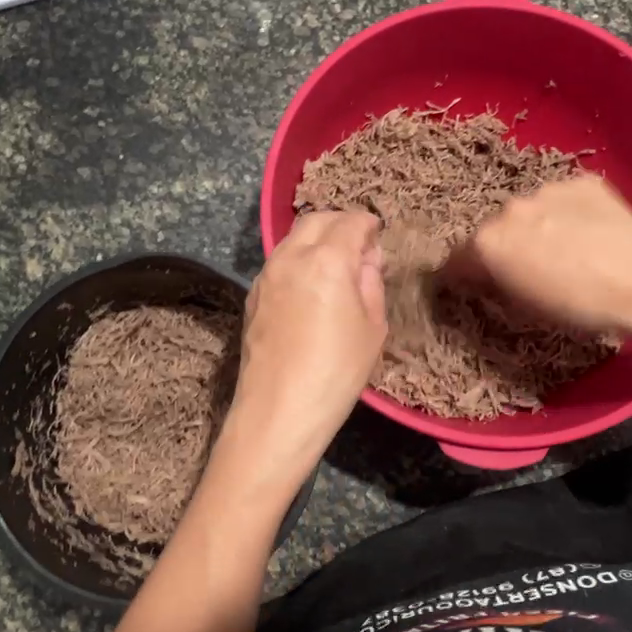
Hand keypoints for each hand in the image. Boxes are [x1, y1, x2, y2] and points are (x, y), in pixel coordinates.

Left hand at [214, 212, 386, 491]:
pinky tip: (311, 285)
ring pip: (293, 239)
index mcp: (327, 260)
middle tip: (359, 244)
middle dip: (340, 224)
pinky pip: (280, 262)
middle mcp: (291, 257)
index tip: (378, 233)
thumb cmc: (336, 372)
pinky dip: (299, 259)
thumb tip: (366, 260)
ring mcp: (266, 275)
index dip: (368, 225)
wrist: (278, 410)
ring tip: (336, 265)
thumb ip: (371, 283)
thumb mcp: (373, 328)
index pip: (350, 223)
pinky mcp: (253, 295)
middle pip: (316, 221)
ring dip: (317, 240)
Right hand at [460, 174, 631, 345]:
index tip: (475, 285)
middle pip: (495, 230)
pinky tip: (592, 235)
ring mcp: (546, 191)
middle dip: (505, 247)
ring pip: (530, 212)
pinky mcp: (580, 182)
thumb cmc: (580, 306)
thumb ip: (496, 286)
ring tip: (568, 251)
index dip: (466, 274)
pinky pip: (564, 199)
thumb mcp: (526, 309)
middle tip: (529, 270)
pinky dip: (570, 214)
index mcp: (488, 243)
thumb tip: (488, 279)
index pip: (457, 258)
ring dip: (537, 227)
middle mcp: (509, 210)